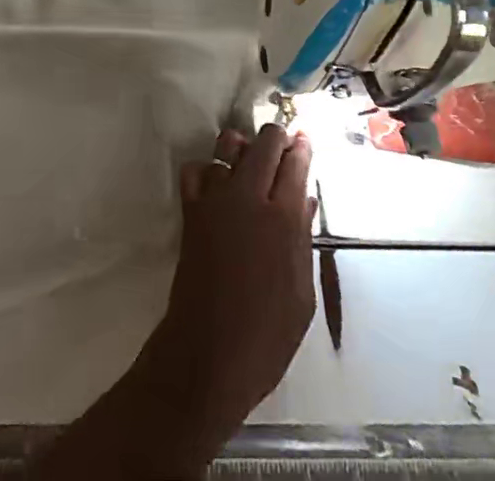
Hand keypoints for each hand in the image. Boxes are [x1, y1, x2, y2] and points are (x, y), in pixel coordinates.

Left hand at [144, 125, 317, 432]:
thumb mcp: (302, 292)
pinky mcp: (190, 214)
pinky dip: (208, 169)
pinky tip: (218, 183)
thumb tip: (303, 202)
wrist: (206, 356)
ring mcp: (214, 203)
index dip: (301, 148)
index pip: (294, 163)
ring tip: (250, 160)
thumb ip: (302, 239)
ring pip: (227, 149)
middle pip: (263, 144)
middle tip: (283, 146)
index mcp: (282, 219)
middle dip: (276, 138)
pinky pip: (195, 172)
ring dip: (241, 147)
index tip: (304, 141)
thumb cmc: (266, 335)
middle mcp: (247, 200)